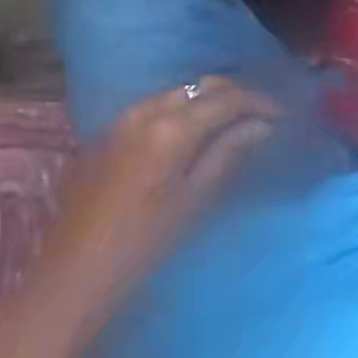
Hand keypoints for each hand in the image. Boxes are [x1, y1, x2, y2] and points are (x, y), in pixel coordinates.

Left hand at [23, 77, 276, 338]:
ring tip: (232, 124)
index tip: (284, 116)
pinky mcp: (107, 132)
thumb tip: (263, 126)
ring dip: (206, 102)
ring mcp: (121, 118)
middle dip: (234, 96)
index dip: (260, 103)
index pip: (226, 99)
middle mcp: (144, 110)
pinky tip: (191, 134)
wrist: (74, 270)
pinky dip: (180, 111)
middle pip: (199, 87)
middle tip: (262, 117)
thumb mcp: (193, 201)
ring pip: (175, 94)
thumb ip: (227, 155)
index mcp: (170, 128)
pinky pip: (153, 107)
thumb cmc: (142, 244)